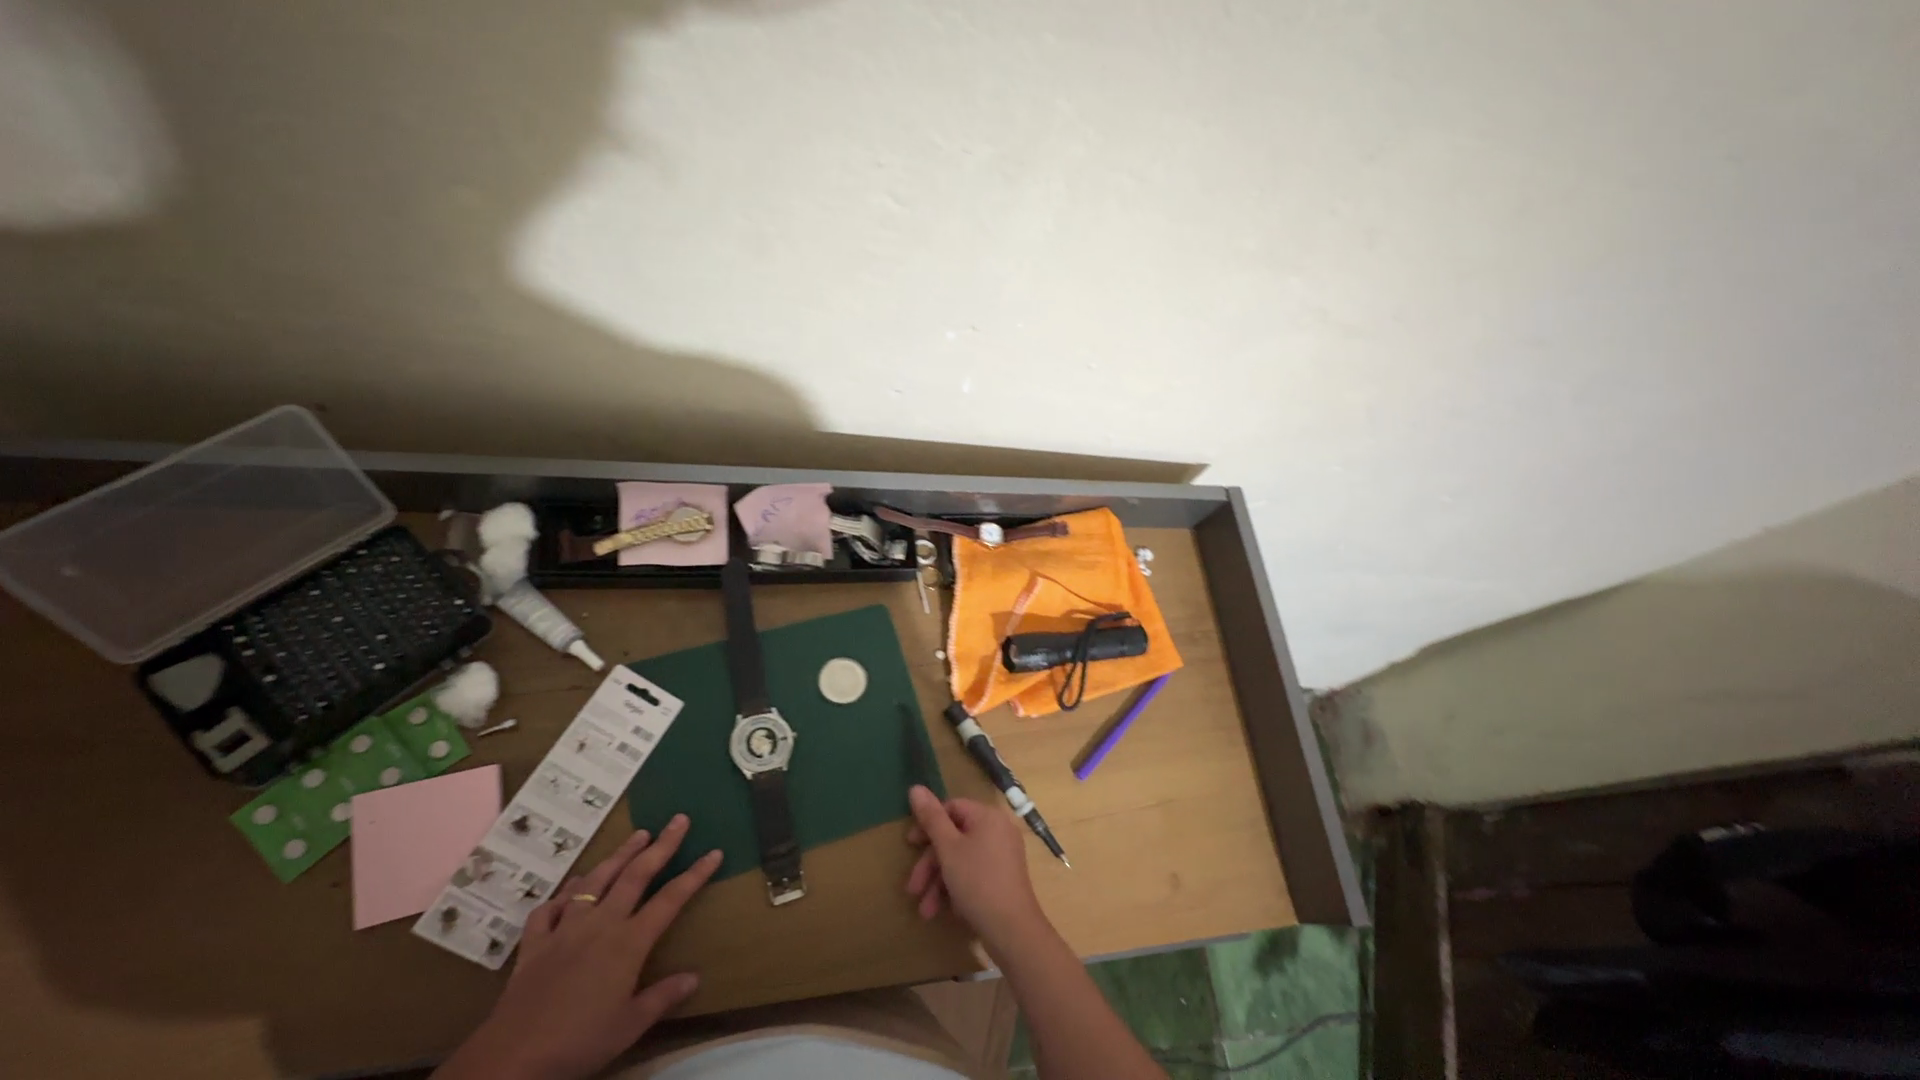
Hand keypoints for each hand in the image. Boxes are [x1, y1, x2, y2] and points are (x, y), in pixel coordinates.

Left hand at [435, 815, 723, 1079]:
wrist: (514, 1056)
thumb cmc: (580, 1041)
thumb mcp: (630, 1025)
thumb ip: (663, 996)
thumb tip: (695, 976)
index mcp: (628, 943)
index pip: (670, 900)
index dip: (695, 875)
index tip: (714, 852)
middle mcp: (599, 925)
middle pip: (634, 876)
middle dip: (660, 846)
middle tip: (677, 820)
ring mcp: (564, 930)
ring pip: (595, 882)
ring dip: (618, 855)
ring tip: (636, 835)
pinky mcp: (534, 943)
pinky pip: (550, 909)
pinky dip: (563, 895)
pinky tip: (570, 889)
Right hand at [904, 786, 1047, 954]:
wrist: (1012, 929)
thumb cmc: (977, 881)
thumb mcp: (948, 848)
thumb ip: (931, 818)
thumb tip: (915, 787)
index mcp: (988, 817)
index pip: (952, 808)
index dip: (928, 824)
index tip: (910, 845)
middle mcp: (998, 831)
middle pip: (954, 837)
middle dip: (930, 865)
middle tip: (912, 888)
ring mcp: (1002, 856)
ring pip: (961, 860)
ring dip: (939, 883)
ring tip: (925, 911)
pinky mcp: (1003, 878)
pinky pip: (973, 874)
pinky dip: (956, 889)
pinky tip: (944, 911)